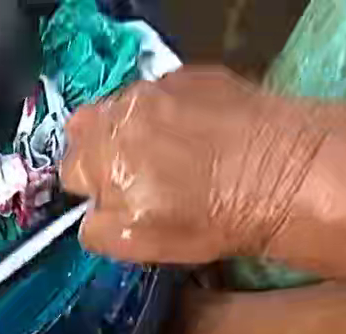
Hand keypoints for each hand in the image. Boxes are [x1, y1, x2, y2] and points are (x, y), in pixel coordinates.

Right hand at [61, 67, 332, 264]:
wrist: (276, 174)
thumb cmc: (203, 219)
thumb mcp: (136, 246)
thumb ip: (97, 230)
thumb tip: (89, 217)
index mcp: (99, 156)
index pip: (68, 171)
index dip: (89, 192)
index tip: (112, 205)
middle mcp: (120, 112)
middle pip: (88, 131)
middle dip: (103, 155)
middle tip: (135, 183)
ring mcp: (157, 87)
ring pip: (123, 110)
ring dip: (133, 133)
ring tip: (166, 161)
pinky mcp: (193, 76)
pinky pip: (162, 97)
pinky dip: (168, 117)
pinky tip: (193, 141)